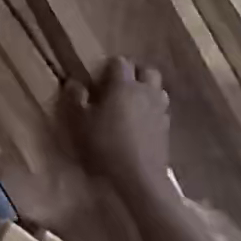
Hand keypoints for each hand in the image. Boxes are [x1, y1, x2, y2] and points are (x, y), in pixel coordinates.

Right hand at [69, 56, 170, 193]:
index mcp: (124, 85)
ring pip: (158, 89)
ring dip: (147, 90)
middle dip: (134, 73)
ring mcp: (159, 110)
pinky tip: (142, 123)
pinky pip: (161, 110)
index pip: (120, 62)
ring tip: (132, 103)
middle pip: (147, 70)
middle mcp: (145, 92)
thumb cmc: (106, 145)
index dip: (110, 66)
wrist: (139, 178)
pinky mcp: (167, 129)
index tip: (99, 77)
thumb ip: (76, 99)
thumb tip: (74, 82)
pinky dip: (152, 110)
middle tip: (119, 85)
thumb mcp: (80, 122)